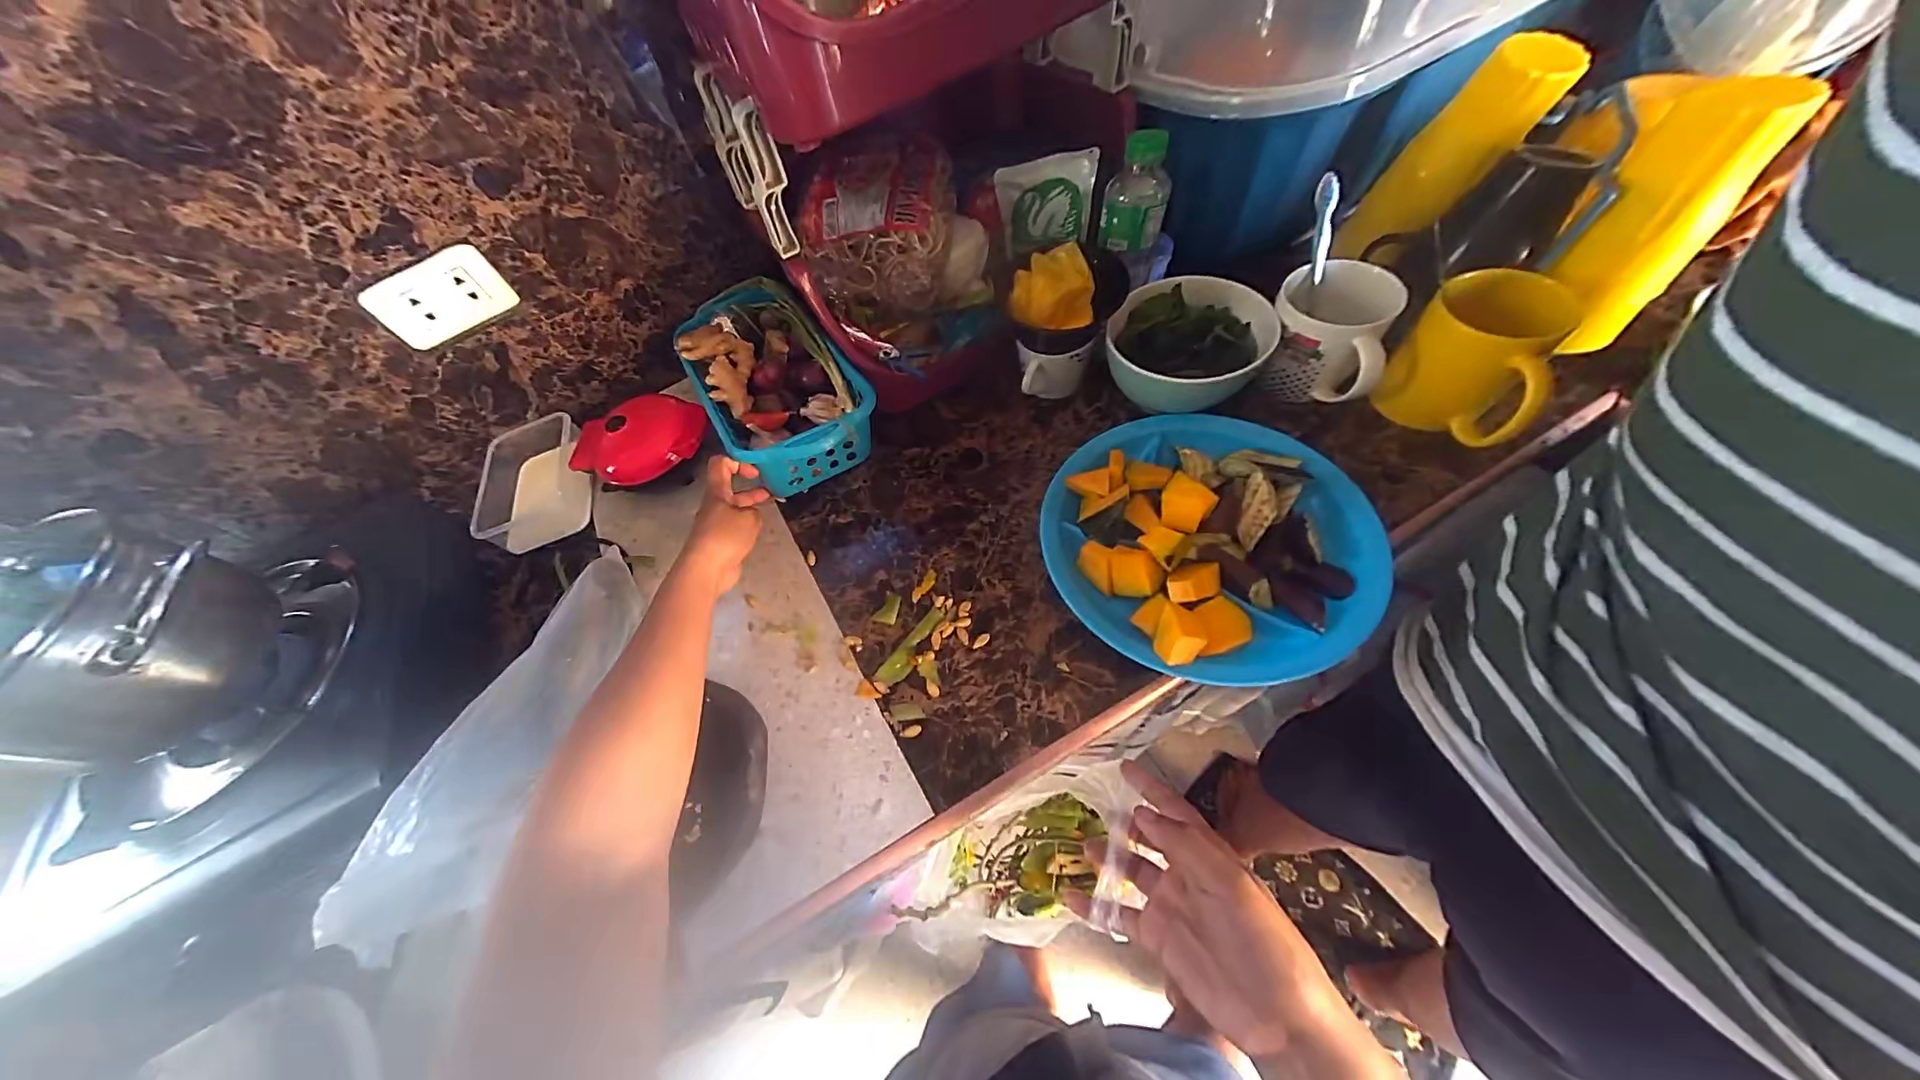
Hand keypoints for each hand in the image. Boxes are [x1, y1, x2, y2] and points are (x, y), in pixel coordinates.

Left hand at [681, 456, 768, 594]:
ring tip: (769, 507)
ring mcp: (716, 523)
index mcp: (717, 493)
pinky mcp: (720, 540)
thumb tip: (752, 514)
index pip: (720, 464)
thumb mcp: (749, 519)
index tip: (755, 473)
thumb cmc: (725, 537)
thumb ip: (755, 511)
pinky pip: (735, 525)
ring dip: (751, 505)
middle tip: (769, 490)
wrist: (706, 569)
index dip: (738, 462)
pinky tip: (759, 529)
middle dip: (750, 487)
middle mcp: (714, 505)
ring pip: (735, 508)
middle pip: (729, 488)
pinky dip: (748, 523)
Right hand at [1070, 761, 1395, 1078]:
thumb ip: (1187, 845)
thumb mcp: (1231, 884)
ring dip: (1108, 858)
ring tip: (1085, 847)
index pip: (1175, 812)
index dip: (1151, 789)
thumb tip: (1146, 813)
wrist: (1278, 1016)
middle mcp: (1187, 876)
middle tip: (1098, 810)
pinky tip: (1074, 897)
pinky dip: (1095, 905)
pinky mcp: (1159, 938)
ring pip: (1131, 872)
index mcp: (1209, 856)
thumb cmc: (1266, 944)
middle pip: (1150, 839)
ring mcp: (1171, 906)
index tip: (1126, 769)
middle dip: (1126, 823)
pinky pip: (1119, 915)